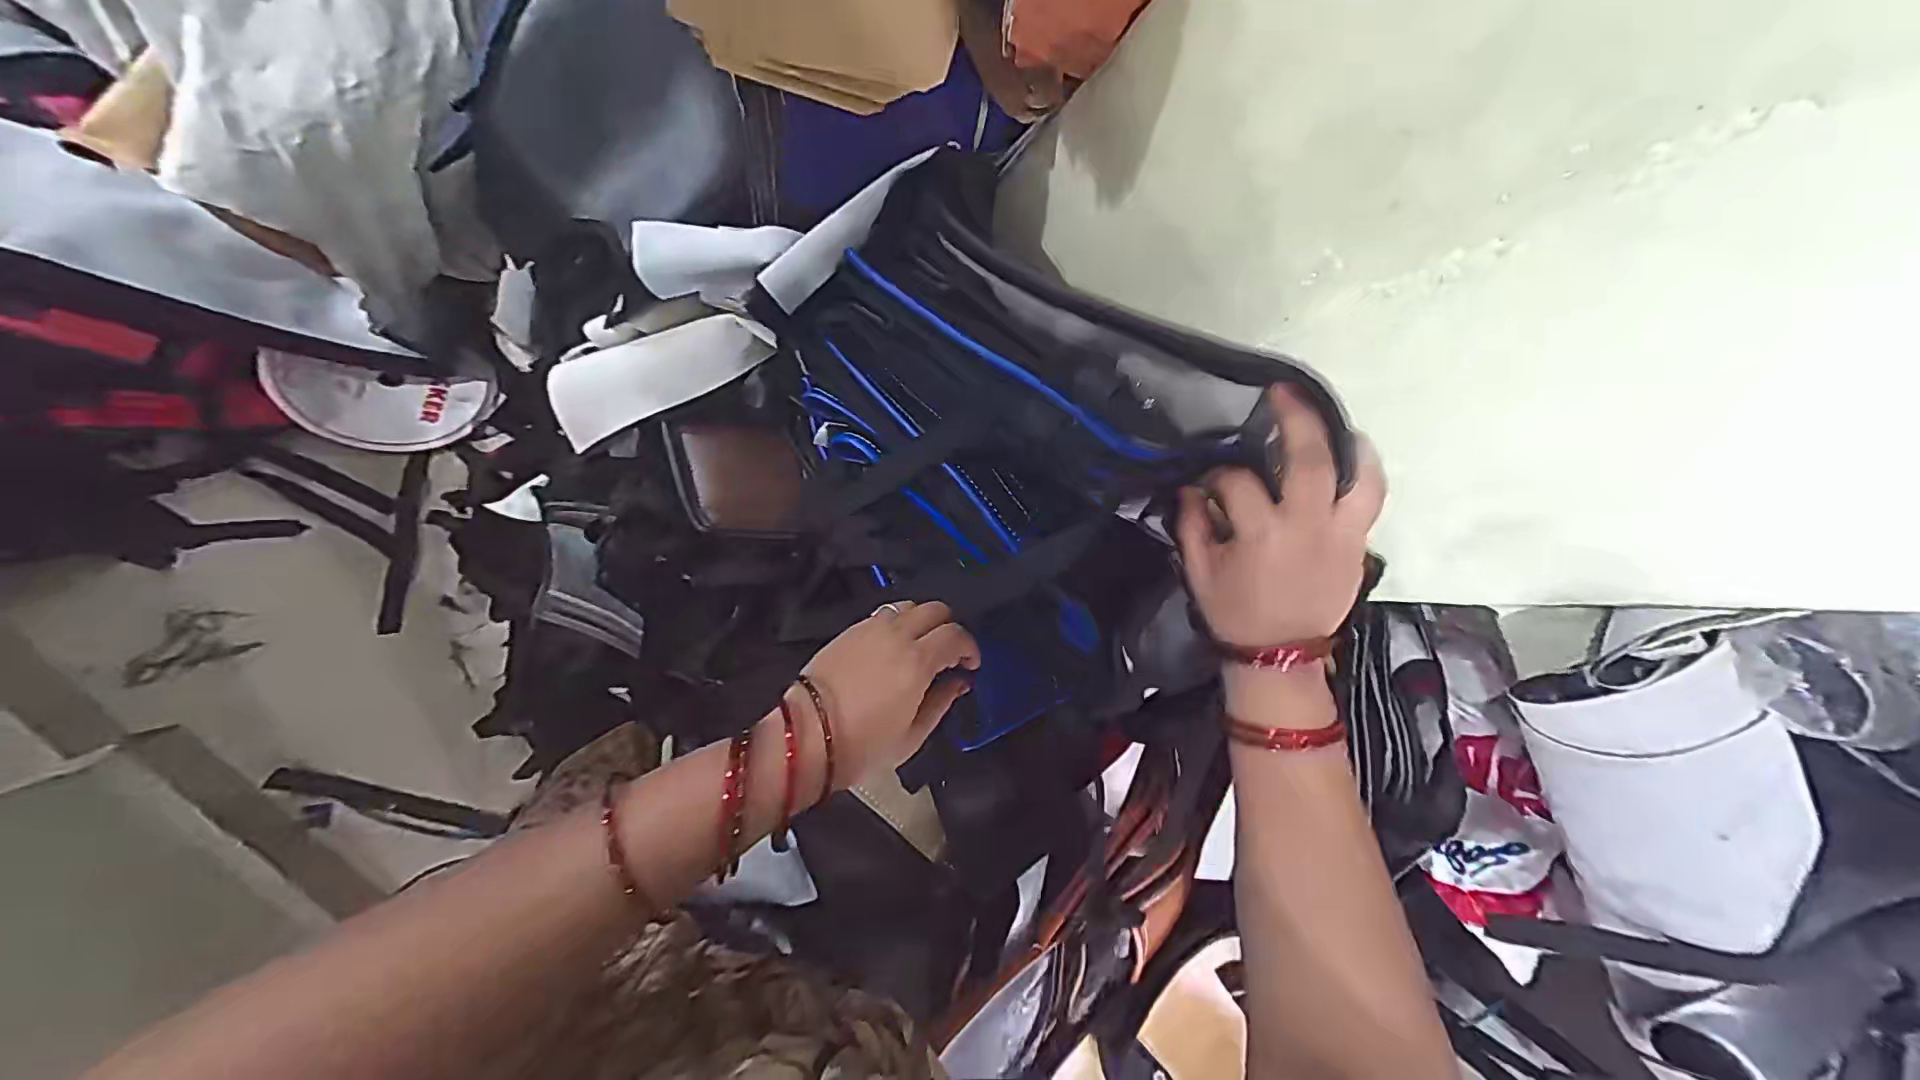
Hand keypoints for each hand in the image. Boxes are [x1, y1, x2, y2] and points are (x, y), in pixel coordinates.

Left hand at [799, 601, 981, 787]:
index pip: (956, 635)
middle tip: (949, 652)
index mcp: (917, 661)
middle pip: (935, 610)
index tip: (970, 664)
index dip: (970, 647)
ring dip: (922, 620)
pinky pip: (883, 614)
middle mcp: (896, 635)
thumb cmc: (861, 744)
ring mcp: (869, 628)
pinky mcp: (849, 630)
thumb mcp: (912, 735)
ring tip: (920, 645)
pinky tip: (893, 647)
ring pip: (908, 606)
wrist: (806, 735)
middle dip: (949, 628)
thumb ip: (941, 702)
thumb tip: (959, 683)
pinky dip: (897, 623)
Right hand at [1177, 386, 1384, 713]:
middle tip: (1281, 393)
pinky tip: (1353, 454)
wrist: (1279, 654)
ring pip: (1355, 473)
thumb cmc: (1235, 612)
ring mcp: (1340, 533)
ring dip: (1343, 438)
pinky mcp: (1358, 543)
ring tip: (1327, 419)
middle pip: (1308, 459)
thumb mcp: (1199, 572)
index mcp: (1260, 534)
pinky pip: (1372, 496)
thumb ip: (1192, 526)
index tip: (1206, 481)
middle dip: (1294, 419)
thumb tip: (1191, 490)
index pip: (1236, 482)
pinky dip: (1366, 469)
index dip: (1216, 475)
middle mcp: (1306, 525)